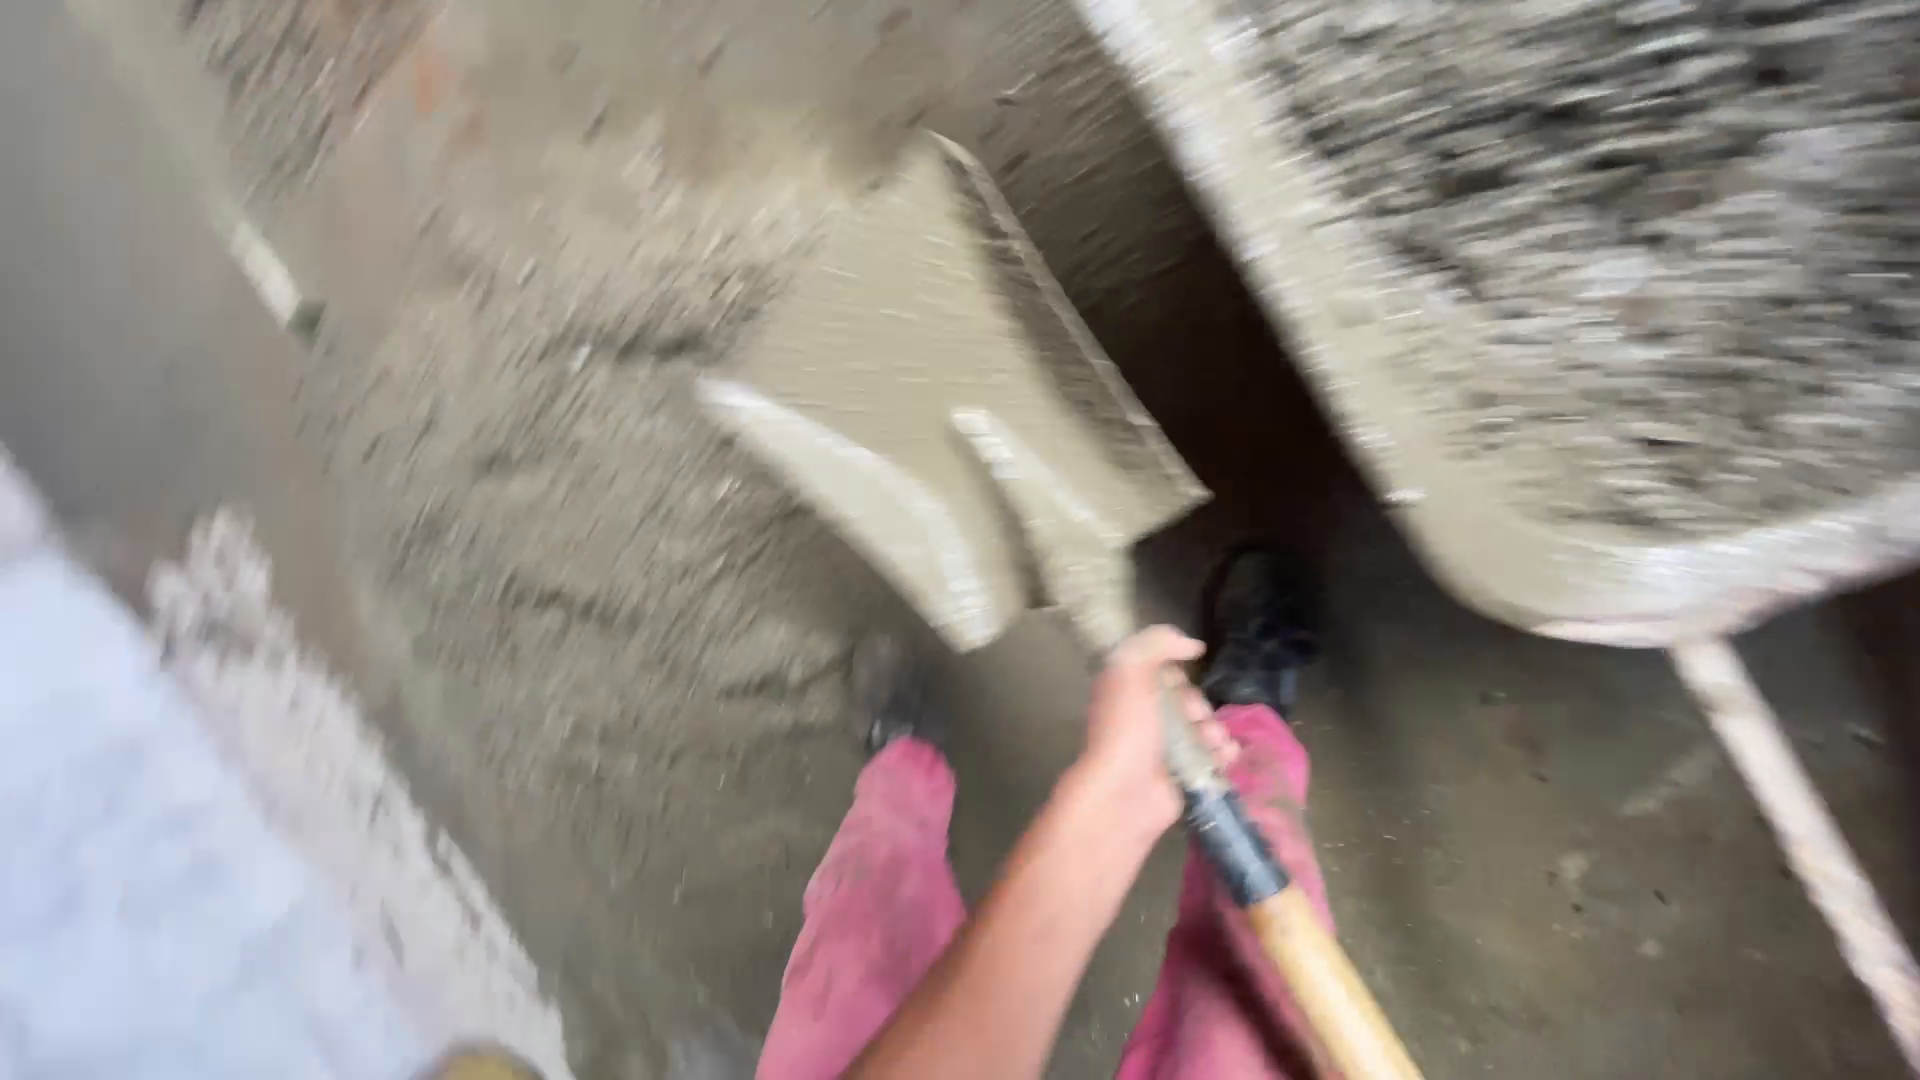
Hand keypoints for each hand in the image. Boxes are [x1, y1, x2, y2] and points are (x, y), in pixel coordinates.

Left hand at [1072, 625, 1237, 841]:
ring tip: (1215, 740)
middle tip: (1198, 717)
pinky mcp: (1180, 774)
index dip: (1175, 671)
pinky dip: (1222, 754)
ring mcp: (1161, 748)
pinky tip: (1226, 755)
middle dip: (1199, 704)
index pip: (1158, 671)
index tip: (1182, 677)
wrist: (1125, 791)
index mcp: (1125, 690)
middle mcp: (1142, 716)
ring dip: (1215, 730)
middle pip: (1184, 700)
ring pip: (1201, 729)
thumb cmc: (1127, 727)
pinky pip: (1210, 758)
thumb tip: (1191, 645)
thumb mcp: (1132, 671)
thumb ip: (1156, 645)